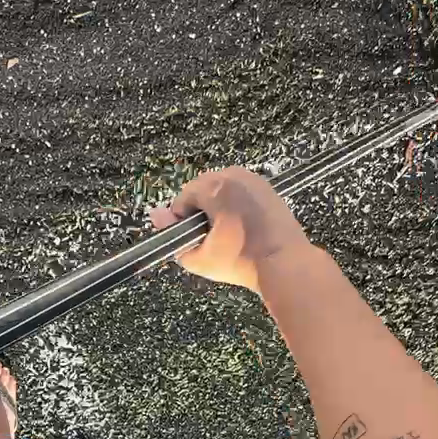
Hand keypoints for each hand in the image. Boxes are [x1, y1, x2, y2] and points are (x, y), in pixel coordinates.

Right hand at [148, 166, 312, 292]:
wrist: (281, 262)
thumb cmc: (240, 261)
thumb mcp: (197, 256)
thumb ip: (171, 234)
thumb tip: (156, 216)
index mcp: (215, 187)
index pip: (184, 197)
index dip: (181, 219)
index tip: (189, 237)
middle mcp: (234, 176)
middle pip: (203, 188)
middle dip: (200, 210)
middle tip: (206, 237)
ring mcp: (252, 179)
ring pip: (222, 188)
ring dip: (217, 206)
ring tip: (223, 232)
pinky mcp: (267, 188)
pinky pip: (240, 191)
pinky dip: (235, 204)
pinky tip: (239, 226)